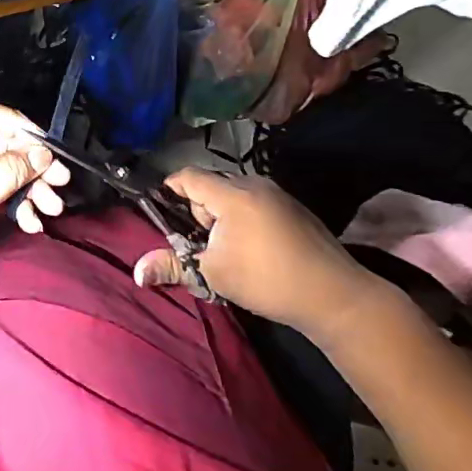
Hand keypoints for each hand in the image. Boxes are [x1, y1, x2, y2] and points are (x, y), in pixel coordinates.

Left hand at [0, 103, 68, 267]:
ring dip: (34, 188)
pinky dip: (21, 202)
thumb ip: (16, 167)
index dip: (25, 129)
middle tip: (59, 180)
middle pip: (10, 144)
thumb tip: (43, 154)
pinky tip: (30, 220)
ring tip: (50, 207)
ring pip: (13, 168)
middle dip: (37, 167)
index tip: (45, 149)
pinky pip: (6, 187)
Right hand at [137, 168, 371, 332]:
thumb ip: (173, 265)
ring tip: (226, 249)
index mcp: (232, 193)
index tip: (161, 210)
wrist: (333, 294)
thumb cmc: (266, 280)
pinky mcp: (294, 208)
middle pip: (212, 184)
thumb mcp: (213, 274)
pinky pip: (256, 202)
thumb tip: (137, 273)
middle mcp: (254, 184)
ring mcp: (277, 194)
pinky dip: (244, 217)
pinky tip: (253, 249)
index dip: (171, 189)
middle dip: (199, 210)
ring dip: (222, 215)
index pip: (190, 176)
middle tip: (201, 243)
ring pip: (235, 194)